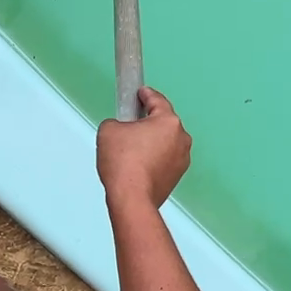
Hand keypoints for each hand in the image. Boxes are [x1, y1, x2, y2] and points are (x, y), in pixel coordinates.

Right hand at [97, 86, 190, 208]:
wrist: (131, 198)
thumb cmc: (124, 166)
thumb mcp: (108, 130)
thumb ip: (116, 121)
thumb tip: (120, 128)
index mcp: (168, 121)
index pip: (157, 100)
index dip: (145, 94)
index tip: (141, 92)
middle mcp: (180, 138)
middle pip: (162, 122)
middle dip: (146, 122)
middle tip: (128, 126)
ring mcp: (181, 159)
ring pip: (164, 142)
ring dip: (150, 142)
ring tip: (129, 151)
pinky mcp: (176, 176)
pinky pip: (164, 159)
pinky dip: (153, 159)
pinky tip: (136, 165)